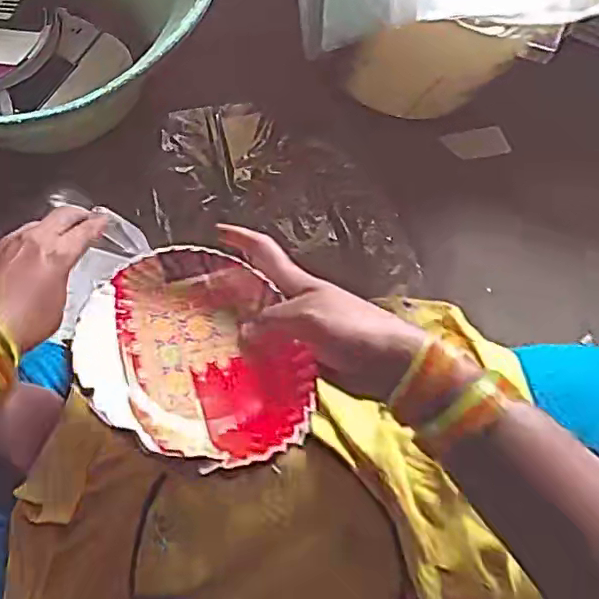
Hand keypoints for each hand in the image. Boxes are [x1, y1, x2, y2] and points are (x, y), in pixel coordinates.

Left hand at [0, 206, 111, 352]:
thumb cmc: (18, 326)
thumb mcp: (58, 306)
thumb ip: (62, 279)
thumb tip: (59, 274)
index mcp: (56, 254)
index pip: (84, 231)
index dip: (97, 224)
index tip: (101, 222)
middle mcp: (33, 241)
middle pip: (63, 214)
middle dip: (78, 215)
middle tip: (86, 218)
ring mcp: (12, 243)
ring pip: (39, 222)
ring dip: (53, 225)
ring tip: (59, 235)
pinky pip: (19, 234)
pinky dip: (32, 237)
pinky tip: (32, 248)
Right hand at [219, 224, 465, 401]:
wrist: (396, 366)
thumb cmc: (355, 329)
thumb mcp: (305, 318)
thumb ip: (269, 323)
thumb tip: (243, 335)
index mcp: (297, 283)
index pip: (263, 252)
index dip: (241, 239)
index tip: (219, 229)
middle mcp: (296, 303)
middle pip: (255, 292)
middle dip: (229, 292)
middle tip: (202, 298)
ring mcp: (303, 331)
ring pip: (262, 327)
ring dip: (240, 333)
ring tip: (215, 340)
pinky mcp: (309, 357)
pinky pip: (274, 355)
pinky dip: (258, 360)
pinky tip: (244, 369)